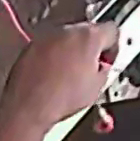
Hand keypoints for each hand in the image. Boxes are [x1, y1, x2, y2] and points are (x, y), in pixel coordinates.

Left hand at [0, 22, 119, 129]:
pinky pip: (45, 49)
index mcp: (89, 36)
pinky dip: (49, 59)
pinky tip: (49, 77)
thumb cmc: (59, 100)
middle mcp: (66, 31)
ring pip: (64, 40)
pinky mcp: (28, 48)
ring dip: (67, 53)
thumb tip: (101, 68)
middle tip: (86, 70)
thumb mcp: (96, 88)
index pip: (112, 31)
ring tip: (65, 77)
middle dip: (88, 50)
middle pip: (86, 33)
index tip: (107, 59)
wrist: (27, 110)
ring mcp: (45, 39)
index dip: (112, 48)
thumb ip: (104, 70)